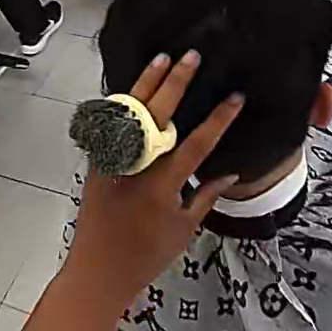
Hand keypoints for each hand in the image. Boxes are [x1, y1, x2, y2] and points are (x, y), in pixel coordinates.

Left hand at [62, 50, 242, 312]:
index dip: (219, 119)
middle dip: (176, 83)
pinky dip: (123, 103)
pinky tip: (133, 86)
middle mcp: (137, 166)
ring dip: (147, 83)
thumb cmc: (145, 256)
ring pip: (130, 113)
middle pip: (158, 116)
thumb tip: (231, 172)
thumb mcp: (184, 230)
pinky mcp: (98, 162)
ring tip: (161, 58)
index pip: (197, 144)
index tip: (235, 97)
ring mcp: (113, 161)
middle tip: (190, 57)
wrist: (96, 273)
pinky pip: (112, 125)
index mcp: (163, 185)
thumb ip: (207, 196)